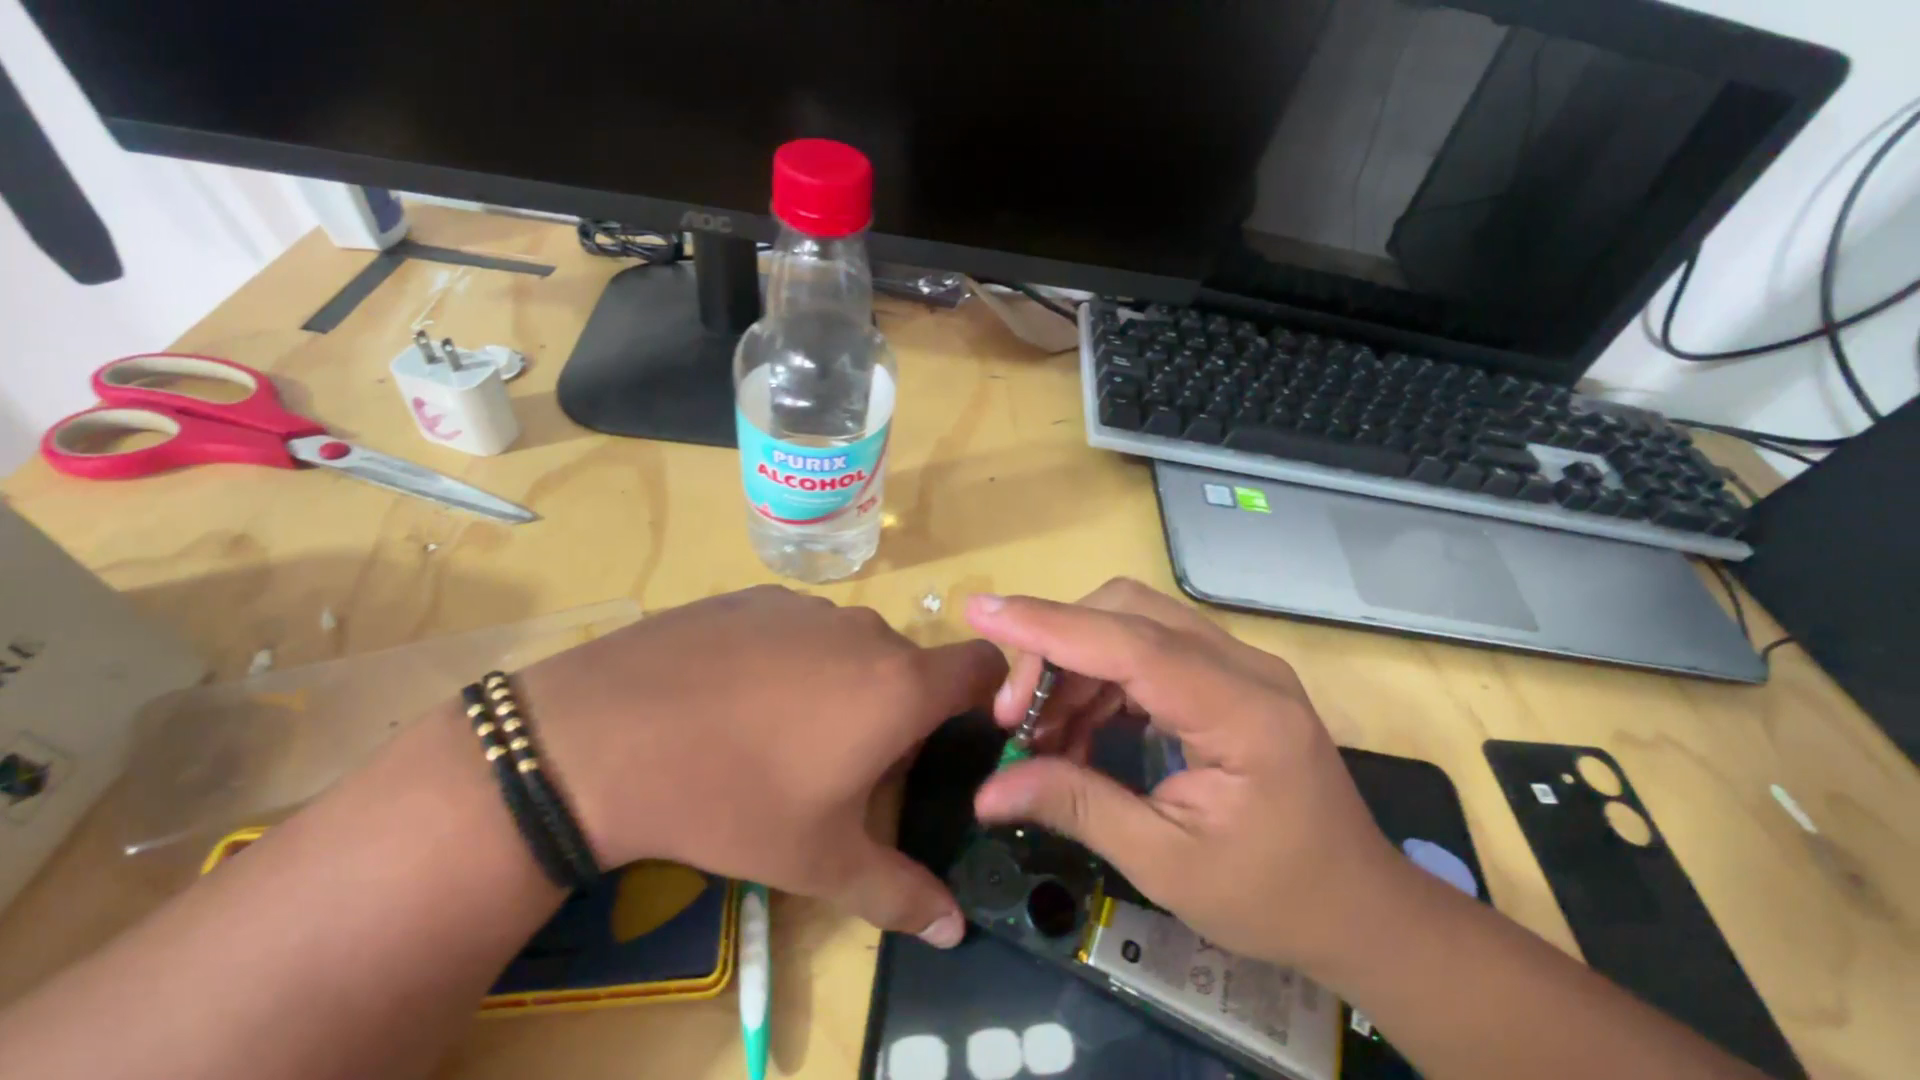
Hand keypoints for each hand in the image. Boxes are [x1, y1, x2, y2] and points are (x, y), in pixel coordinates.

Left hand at [515, 586, 1005, 946]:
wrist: (601, 739)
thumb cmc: (732, 801)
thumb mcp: (819, 861)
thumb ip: (899, 894)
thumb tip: (952, 928)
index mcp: (898, 686)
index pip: (982, 667)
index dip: (987, 699)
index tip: (960, 740)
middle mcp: (863, 631)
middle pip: (909, 666)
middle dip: (900, 711)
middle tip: (852, 767)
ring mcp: (803, 606)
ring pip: (851, 647)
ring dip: (843, 684)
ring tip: (783, 736)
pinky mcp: (750, 597)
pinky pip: (797, 628)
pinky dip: (791, 659)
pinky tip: (734, 700)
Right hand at [966, 579, 1410, 968]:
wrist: (1358, 909)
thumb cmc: (1271, 897)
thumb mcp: (1166, 863)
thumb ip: (1077, 806)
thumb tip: (989, 790)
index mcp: (1242, 712)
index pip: (1131, 643)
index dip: (1050, 626)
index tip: (980, 611)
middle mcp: (1245, 668)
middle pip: (1129, 613)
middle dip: (1056, 648)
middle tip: (1011, 717)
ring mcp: (1241, 669)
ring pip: (1134, 627)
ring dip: (1074, 668)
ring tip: (1034, 736)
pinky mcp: (1229, 682)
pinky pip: (1149, 656)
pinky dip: (1101, 684)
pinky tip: (1074, 734)